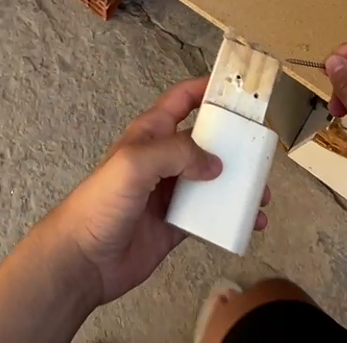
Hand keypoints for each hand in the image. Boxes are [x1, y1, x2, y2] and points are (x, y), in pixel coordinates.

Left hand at [37, 76, 267, 303]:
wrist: (84, 258)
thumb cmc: (100, 201)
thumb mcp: (135, 163)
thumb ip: (176, 153)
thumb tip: (214, 162)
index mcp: (151, 133)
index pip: (182, 99)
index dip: (206, 88)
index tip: (237, 87)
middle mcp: (163, 157)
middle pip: (205, 140)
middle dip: (233, 142)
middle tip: (262, 150)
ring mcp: (170, 191)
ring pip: (212, 179)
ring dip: (237, 184)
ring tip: (262, 195)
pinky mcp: (175, 224)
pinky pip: (210, 216)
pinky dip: (231, 218)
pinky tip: (249, 223)